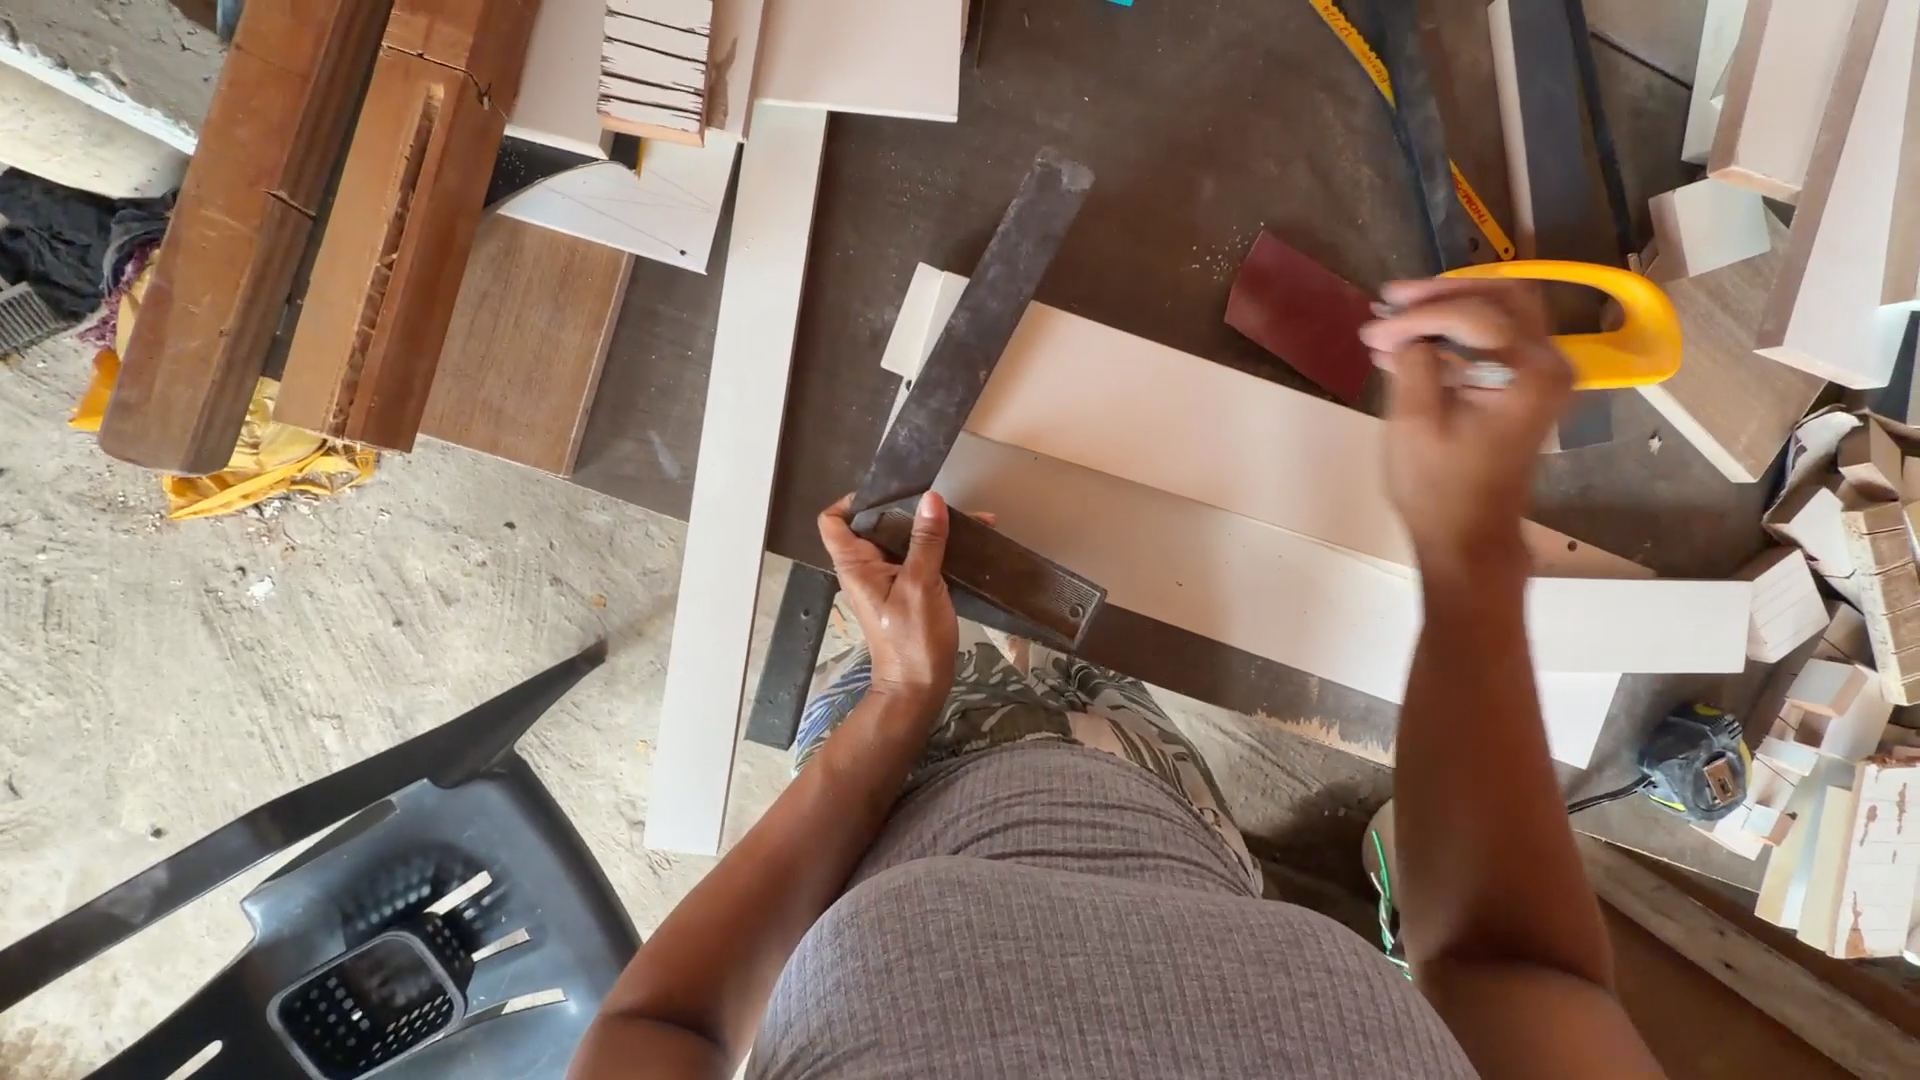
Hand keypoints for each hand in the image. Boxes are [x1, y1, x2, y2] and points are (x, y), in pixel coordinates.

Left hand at [817, 492, 959, 710]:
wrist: (920, 688)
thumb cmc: (912, 640)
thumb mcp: (920, 585)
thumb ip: (926, 541)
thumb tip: (931, 499)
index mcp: (855, 565)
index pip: (833, 521)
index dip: (852, 502)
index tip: (889, 493)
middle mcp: (866, 569)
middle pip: (875, 525)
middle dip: (908, 509)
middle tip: (940, 500)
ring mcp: (888, 580)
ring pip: (903, 541)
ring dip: (931, 528)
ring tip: (971, 518)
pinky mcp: (909, 591)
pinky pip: (920, 559)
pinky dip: (941, 547)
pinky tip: (971, 540)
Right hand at [1359, 279, 1572, 585]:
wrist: (1467, 536)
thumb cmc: (1438, 488)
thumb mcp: (1415, 423)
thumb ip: (1414, 364)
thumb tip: (1405, 332)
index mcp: (1530, 373)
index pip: (1476, 314)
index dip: (1421, 314)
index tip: (1375, 324)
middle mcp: (1549, 365)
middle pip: (1502, 298)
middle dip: (1442, 294)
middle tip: (1391, 298)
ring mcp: (1539, 377)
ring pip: (1498, 316)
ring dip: (1445, 312)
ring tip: (1391, 319)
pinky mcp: (1521, 391)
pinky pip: (1492, 344)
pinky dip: (1451, 338)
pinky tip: (1407, 347)